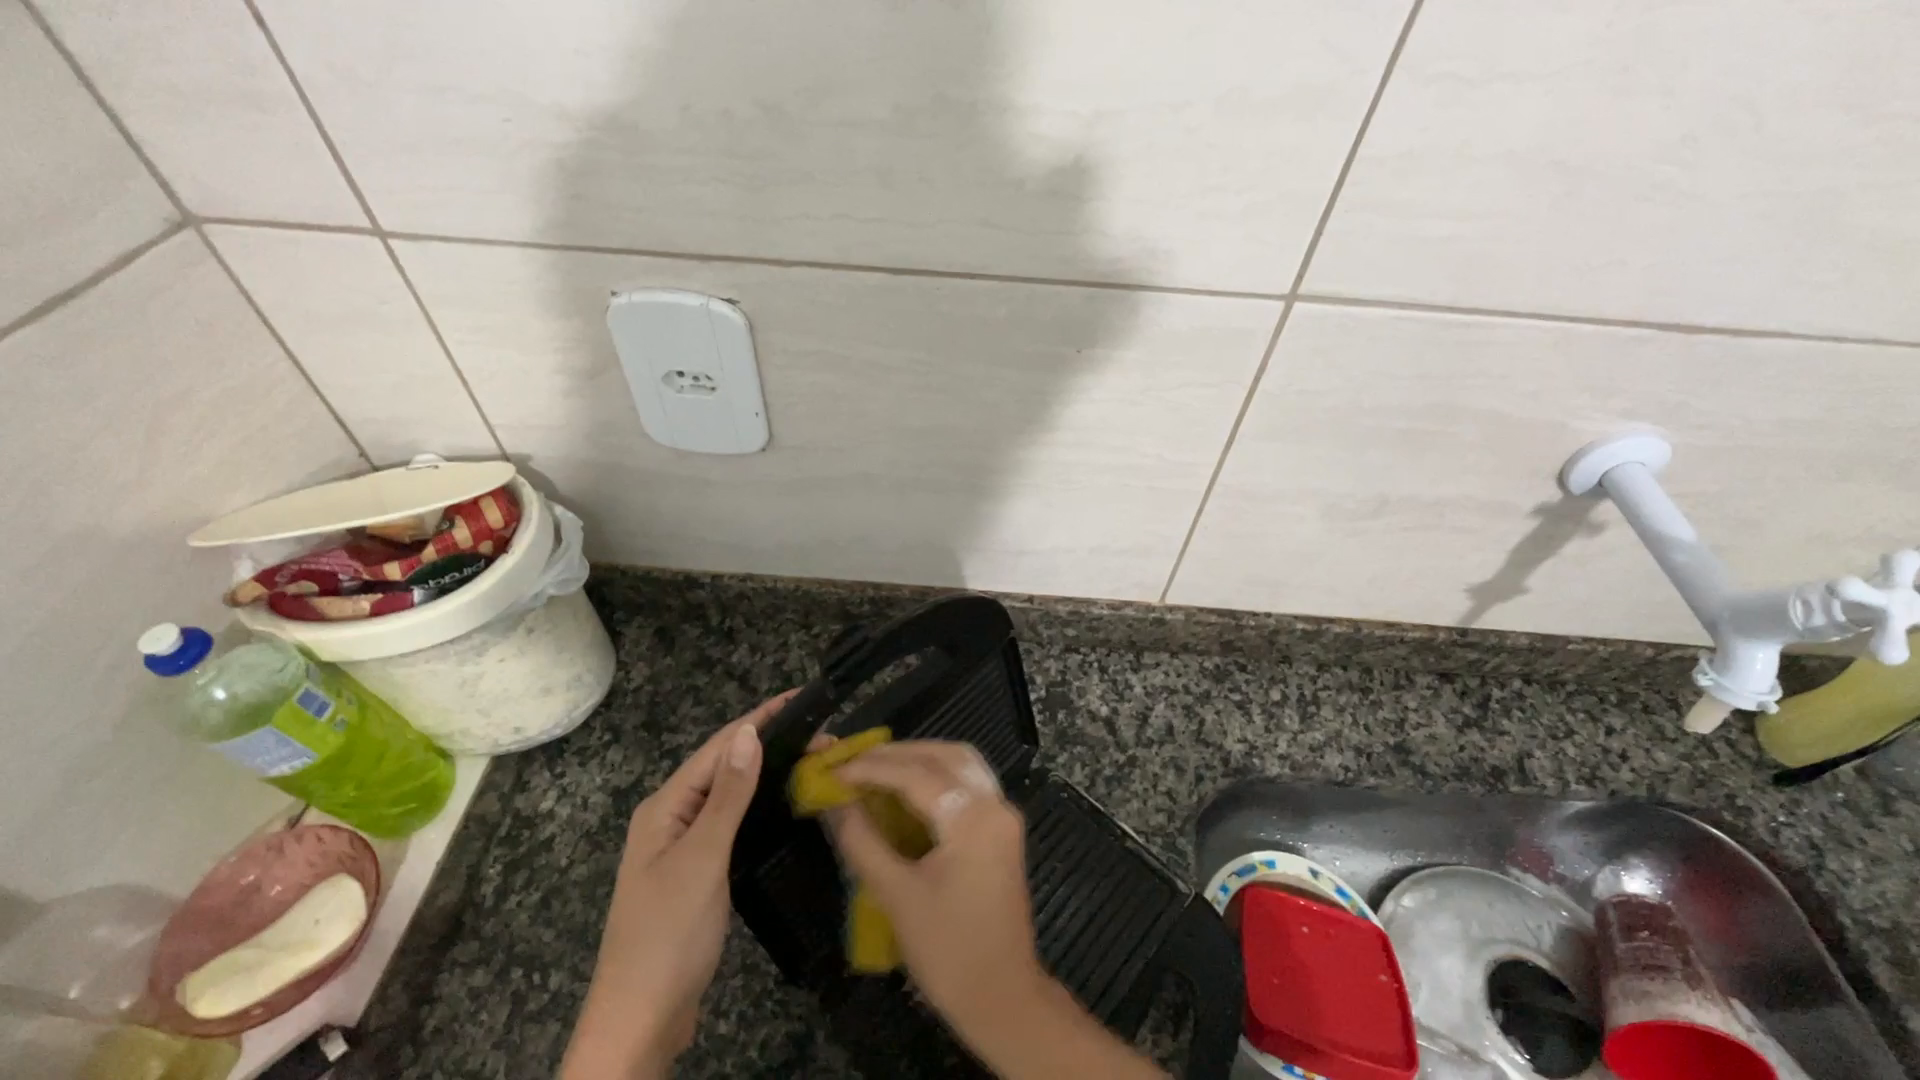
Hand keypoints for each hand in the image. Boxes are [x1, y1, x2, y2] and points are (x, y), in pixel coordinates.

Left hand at [560, 690, 796, 1079]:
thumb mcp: (701, 859)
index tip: (803, 698)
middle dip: (769, 742)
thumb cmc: (668, 934)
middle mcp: (670, 818)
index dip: (760, 718)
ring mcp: (681, 847)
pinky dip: (758, 807)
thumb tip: (748, 733)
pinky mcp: (696, 874)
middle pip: (723, 766)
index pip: (719, 746)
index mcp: (665, 806)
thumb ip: (726, 797)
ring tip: (811, 759)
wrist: (641, 1017)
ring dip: (766, 773)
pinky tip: (781, 808)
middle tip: (825, 736)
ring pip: (728, 796)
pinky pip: (730, 824)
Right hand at [826, 740, 1166, 1079]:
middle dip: (896, 754)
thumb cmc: (948, 951)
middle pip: (945, 756)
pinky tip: (904, 791)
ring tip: (874, 770)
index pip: (915, 774)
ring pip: (961, 765)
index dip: (869, 768)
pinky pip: (968, 786)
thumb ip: (862, 841)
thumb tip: (833, 804)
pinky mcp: (1001, 832)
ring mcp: (1004, 818)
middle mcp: (996, 806)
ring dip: (918, 760)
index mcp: (973, 819)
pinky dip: (935, 778)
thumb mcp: (896, 895)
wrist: (1002, 997)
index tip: (832, 770)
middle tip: (852, 762)